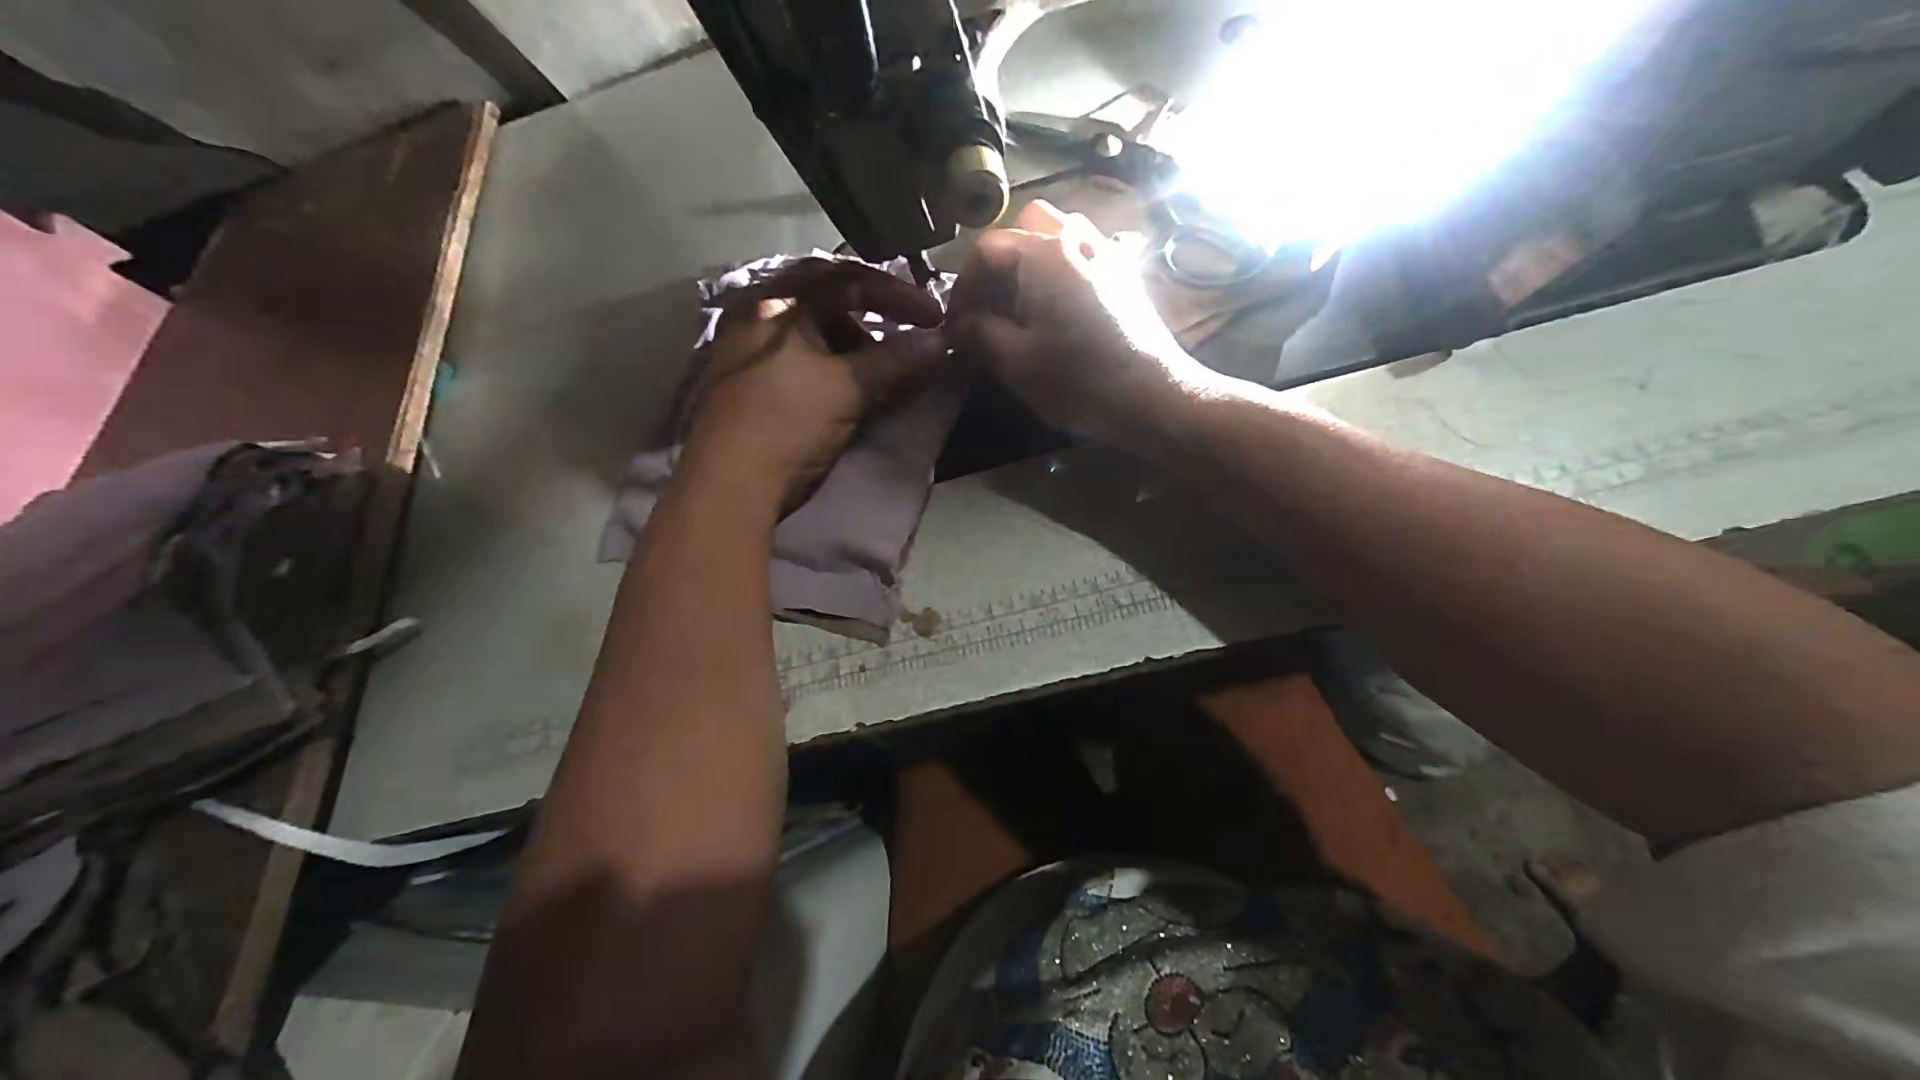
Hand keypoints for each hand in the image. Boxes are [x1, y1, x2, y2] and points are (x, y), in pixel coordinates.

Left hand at [681, 259, 947, 508]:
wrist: (730, 485)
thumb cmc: (788, 423)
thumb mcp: (847, 388)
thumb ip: (896, 359)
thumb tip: (942, 339)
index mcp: (777, 303)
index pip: (848, 279)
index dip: (898, 294)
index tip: (934, 317)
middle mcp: (760, 316)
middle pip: (831, 305)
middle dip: (876, 323)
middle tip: (908, 342)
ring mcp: (753, 352)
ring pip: (818, 336)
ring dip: (857, 350)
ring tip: (883, 378)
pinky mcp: (754, 385)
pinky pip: (805, 363)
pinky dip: (836, 371)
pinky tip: (855, 393)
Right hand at [947, 201, 1218, 444]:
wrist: (1152, 397)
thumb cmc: (1078, 379)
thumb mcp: (1014, 361)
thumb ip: (978, 332)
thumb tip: (959, 323)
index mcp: (1043, 254)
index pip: (987, 248)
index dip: (965, 283)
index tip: (957, 321)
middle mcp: (1077, 239)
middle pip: (1027, 226)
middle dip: (1001, 260)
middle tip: (991, 302)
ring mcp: (1108, 252)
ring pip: (1062, 232)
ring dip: (1036, 256)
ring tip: (1026, 300)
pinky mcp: (1128, 274)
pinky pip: (1091, 251)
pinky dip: (1069, 264)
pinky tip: (1065, 299)